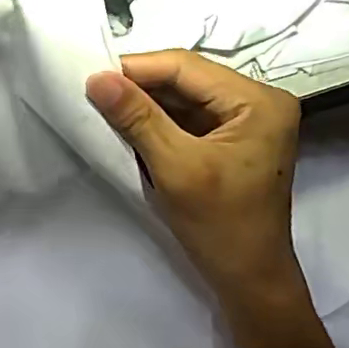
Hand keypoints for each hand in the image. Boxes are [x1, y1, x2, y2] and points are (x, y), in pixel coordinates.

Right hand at [87, 50, 302, 295]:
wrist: (250, 279)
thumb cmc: (220, 226)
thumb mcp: (175, 168)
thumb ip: (137, 119)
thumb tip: (97, 79)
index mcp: (257, 102)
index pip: (187, 67)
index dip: (137, 68)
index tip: (91, 74)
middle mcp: (257, 102)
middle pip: (186, 80)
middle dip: (139, 86)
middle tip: (92, 90)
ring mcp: (246, 122)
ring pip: (184, 99)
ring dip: (145, 104)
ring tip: (103, 105)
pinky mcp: (231, 141)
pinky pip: (188, 119)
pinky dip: (157, 122)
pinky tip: (127, 124)